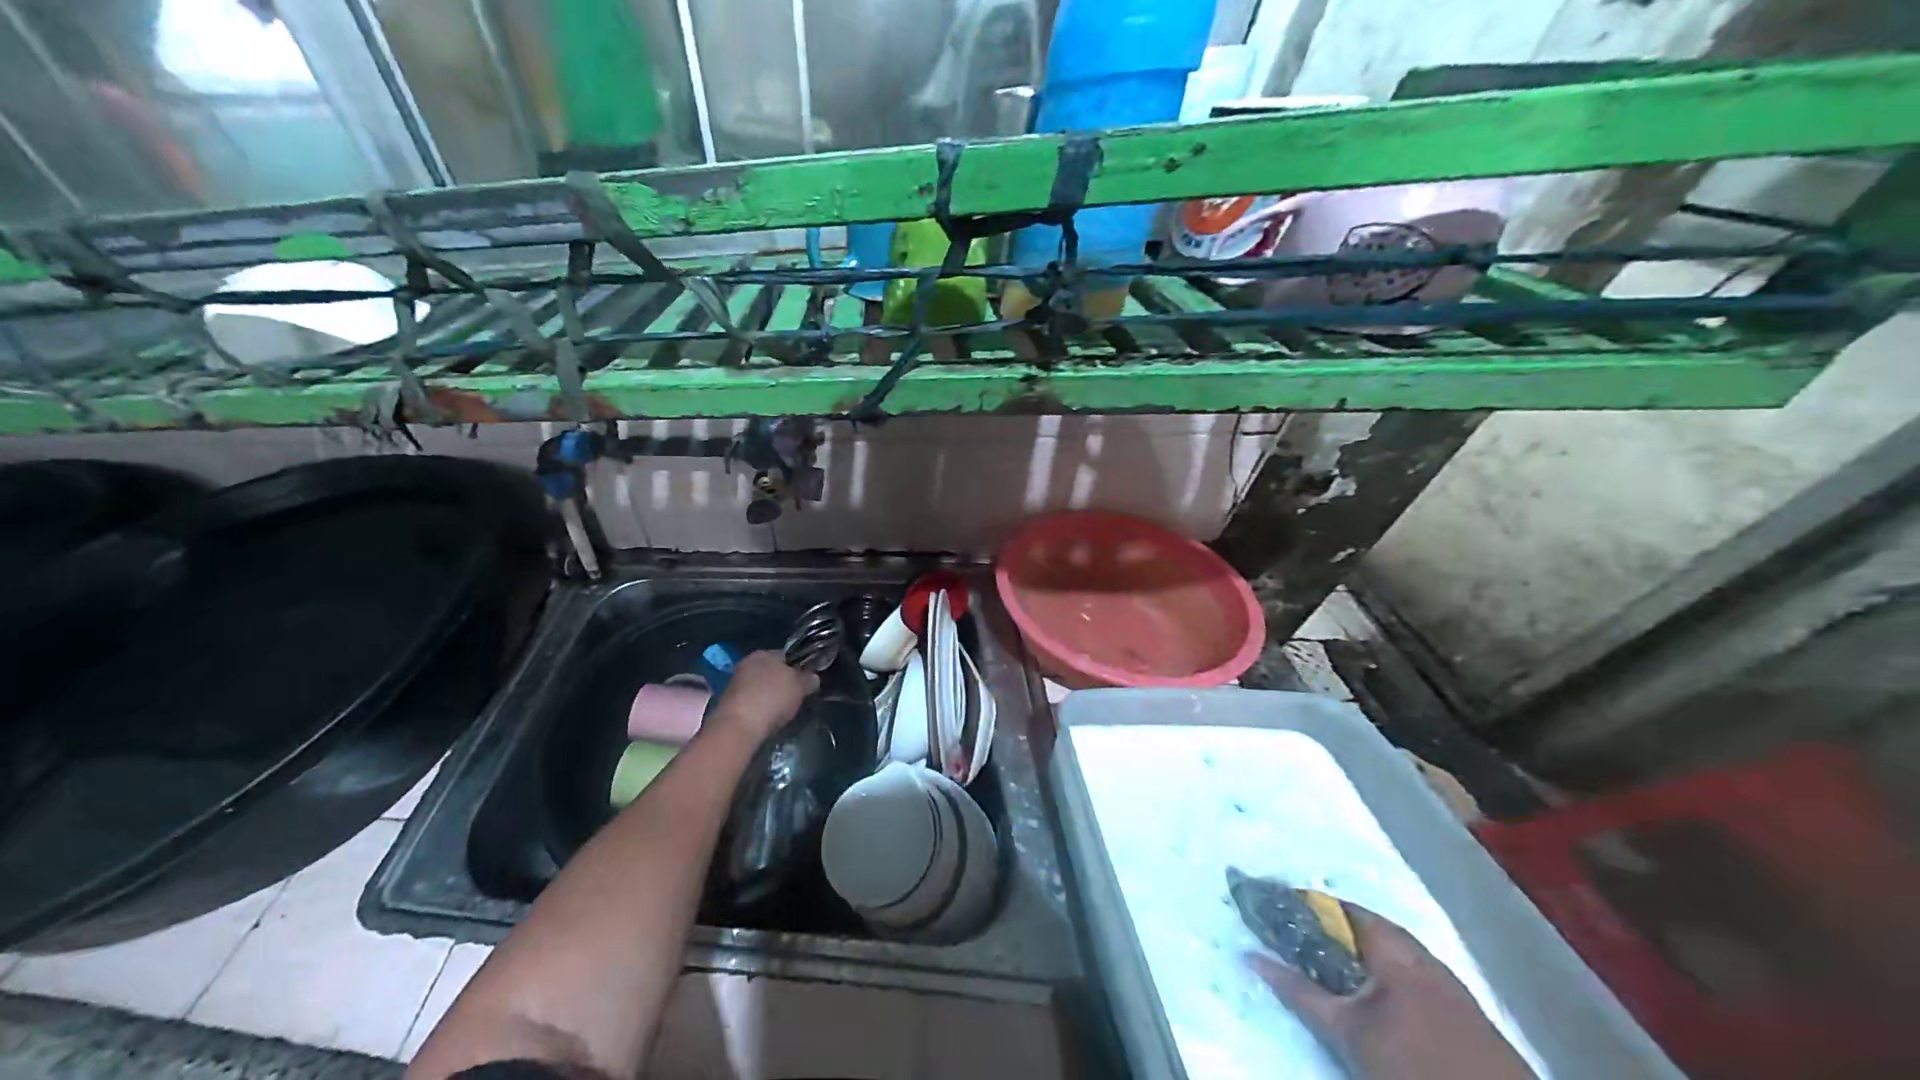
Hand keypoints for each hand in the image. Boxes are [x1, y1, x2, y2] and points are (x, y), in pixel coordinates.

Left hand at [706, 650, 817, 742]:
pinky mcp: (728, 704)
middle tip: (796, 698)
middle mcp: (746, 664)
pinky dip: (759, 709)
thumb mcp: (800, 686)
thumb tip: (812, 678)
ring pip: (760, 688)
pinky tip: (767, 720)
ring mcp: (734, 684)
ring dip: (770, 697)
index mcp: (763, 653)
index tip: (807, 682)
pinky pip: (751, 703)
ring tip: (783, 712)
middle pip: (771, 672)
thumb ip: (808, 679)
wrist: (738, 727)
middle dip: (783, 683)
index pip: (786, 655)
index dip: (799, 667)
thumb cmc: (772, 698)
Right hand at [1252, 904, 1534, 1079]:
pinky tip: (1362, 995)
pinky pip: (1404, 972)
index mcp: (1394, 947)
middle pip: (1361, 926)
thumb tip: (1251, 956)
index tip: (1270, 910)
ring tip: (1318, 965)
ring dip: (1349, 952)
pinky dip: (1374, 972)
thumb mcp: (1347, 1032)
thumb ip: (1299, 991)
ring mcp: (1444, 980)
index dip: (1301, 904)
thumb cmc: (1413, 1064)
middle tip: (1288, 939)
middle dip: (1323, 930)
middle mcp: (1420, 953)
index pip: (1338, 907)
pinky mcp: (1457, 1008)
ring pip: (1383, 950)